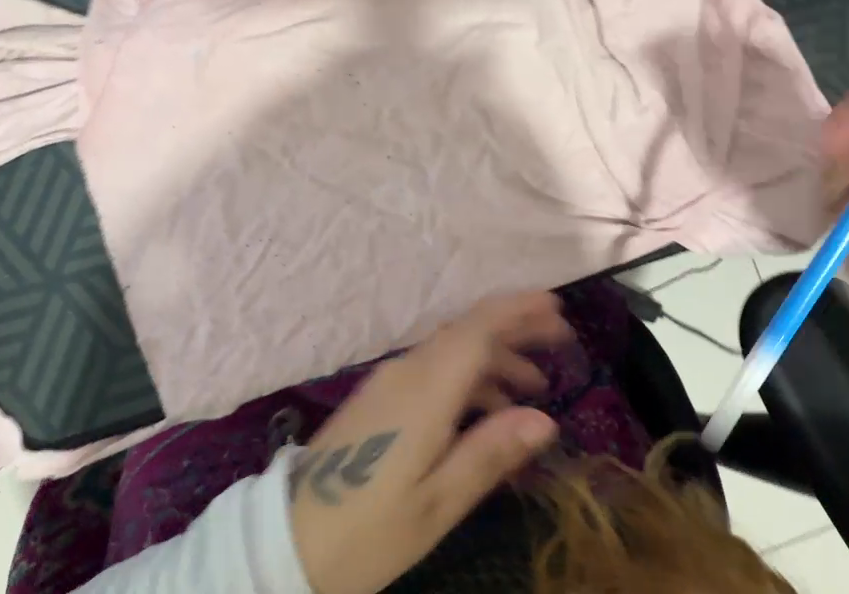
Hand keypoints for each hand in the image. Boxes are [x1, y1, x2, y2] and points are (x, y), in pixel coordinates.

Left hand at [289, 291, 570, 593]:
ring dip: (495, 358)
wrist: (288, 540)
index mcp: (424, 390)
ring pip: (451, 352)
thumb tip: (545, 419)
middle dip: (515, 329)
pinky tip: (488, 412)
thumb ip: (490, 454)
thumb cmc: (369, 529)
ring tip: (534, 388)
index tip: (558, 307)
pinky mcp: (378, 399)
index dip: (519, 310)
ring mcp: (387, 383)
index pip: (477, 328)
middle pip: (467, 331)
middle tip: (560, 341)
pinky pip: (434, 371)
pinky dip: (469, 378)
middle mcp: (405, 372)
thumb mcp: (437, 503)